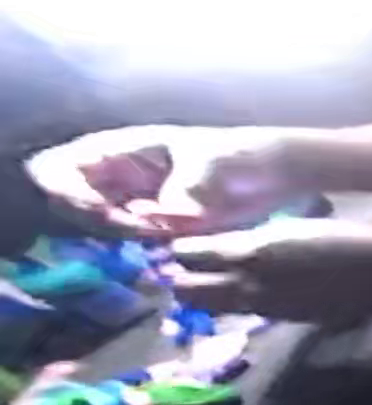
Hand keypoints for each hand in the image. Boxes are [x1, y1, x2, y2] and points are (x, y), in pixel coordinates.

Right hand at [27, 125, 306, 235]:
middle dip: (107, 224)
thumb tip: (168, 218)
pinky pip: (153, 246)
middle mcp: (118, 182)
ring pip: (113, 232)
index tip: (104, 209)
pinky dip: (166, 251)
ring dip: (139, 241)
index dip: (66, 192)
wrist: (285, 173)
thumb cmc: (244, 154)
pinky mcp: (173, 230)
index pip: (54, 172)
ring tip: (182, 236)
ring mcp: (143, 208)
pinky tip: (196, 247)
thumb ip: (190, 187)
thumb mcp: (216, 161)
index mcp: (113, 154)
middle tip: (153, 231)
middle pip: (77, 210)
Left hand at [165, 218, 371, 322]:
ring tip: (229, 279)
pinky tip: (265, 291)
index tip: (189, 240)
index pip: (182, 254)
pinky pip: (250, 311)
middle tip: (200, 265)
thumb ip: (248, 239)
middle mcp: (249, 285)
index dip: (182, 247)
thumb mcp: (296, 228)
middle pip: (185, 288)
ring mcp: (270, 307)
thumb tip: (206, 246)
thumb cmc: (354, 239)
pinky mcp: (292, 318)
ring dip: (212, 293)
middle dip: (185, 276)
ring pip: (214, 305)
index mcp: (249, 254)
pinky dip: (245, 302)